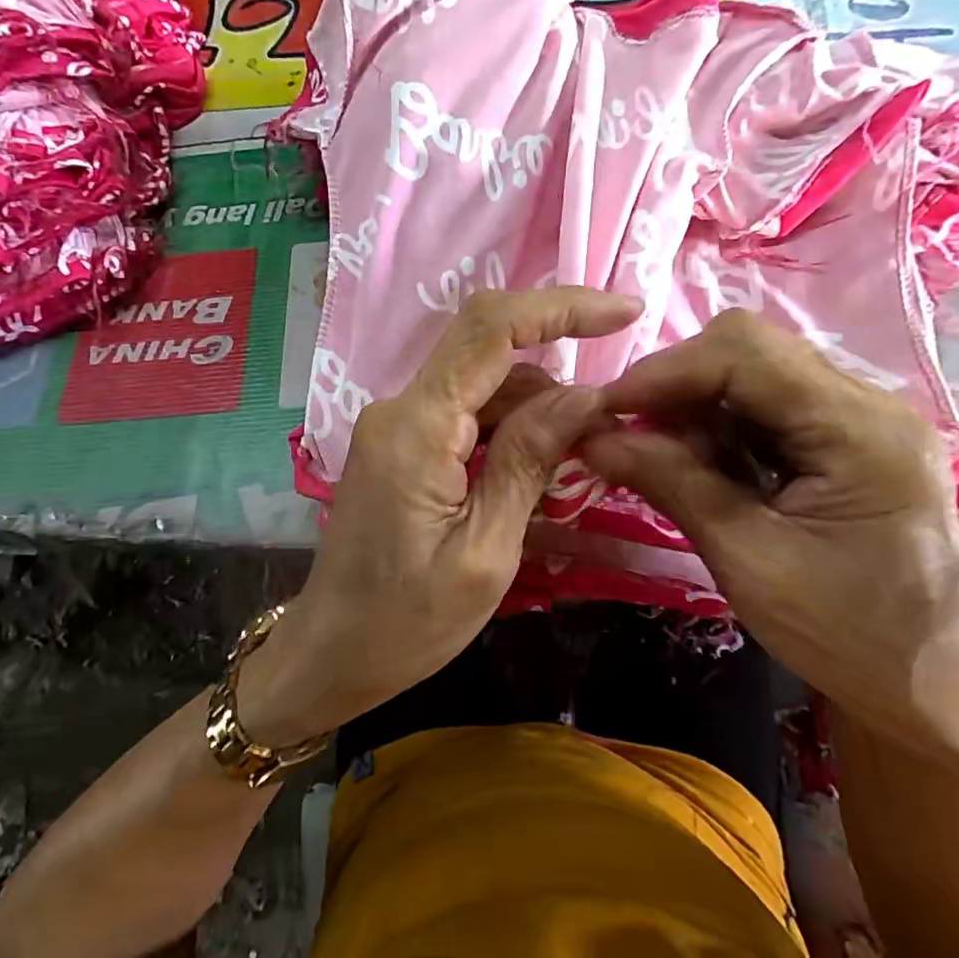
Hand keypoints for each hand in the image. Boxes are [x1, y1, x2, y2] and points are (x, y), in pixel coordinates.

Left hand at [238, 288, 642, 745]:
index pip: (489, 330)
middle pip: (486, 352)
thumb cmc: (407, 622)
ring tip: (586, 454)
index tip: (626, 312)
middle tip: (616, 413)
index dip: (560, 307)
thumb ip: (529, 462)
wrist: (332, 651)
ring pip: (479, 386)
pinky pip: (461, 416)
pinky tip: (540, 467)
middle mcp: (398, 411)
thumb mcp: (485, 552)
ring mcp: (394, 427)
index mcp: (416, 429)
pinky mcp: (398, 448)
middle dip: (557, 365)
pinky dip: (506, 429)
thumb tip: (583, 394)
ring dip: (536, 406)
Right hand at [580, 309, 958, 751]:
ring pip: (749, 373)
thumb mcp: (745, 557)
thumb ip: (671, 483)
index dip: (663, 371)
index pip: (746, 354)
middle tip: (624, 432)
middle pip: (749, 350)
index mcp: (862, 431)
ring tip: (653, 455)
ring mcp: (857, 420)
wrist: (918, 688)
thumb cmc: (840, 632)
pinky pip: (761, 406)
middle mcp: (867, 405)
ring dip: (688, 406)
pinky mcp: (841, 440)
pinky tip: (693, 464)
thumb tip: (591, 437)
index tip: (604, 411)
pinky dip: (712, 426)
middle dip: (673, 384)